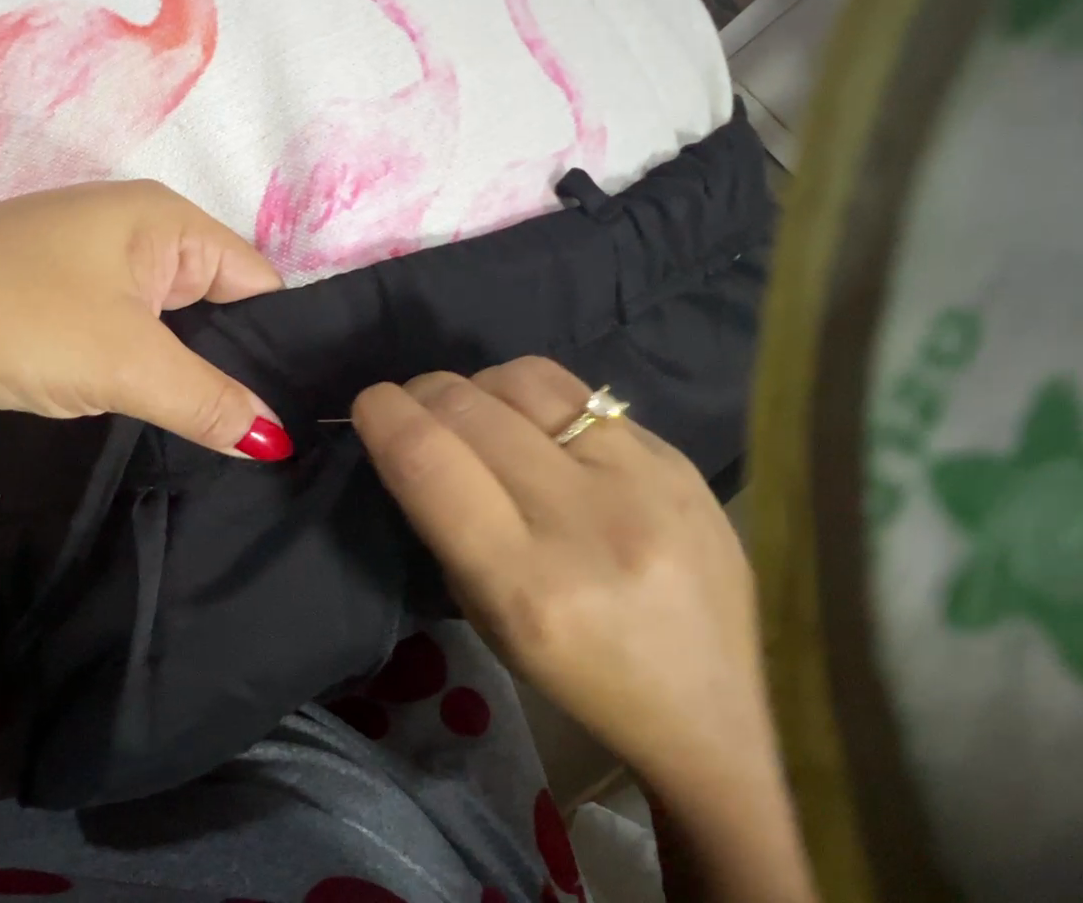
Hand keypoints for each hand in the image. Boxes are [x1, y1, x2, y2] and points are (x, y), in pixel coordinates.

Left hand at [0, 179, 291, 457]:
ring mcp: (89, 262)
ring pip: (167, 324)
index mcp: (165, 218)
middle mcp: (133, 228)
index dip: (278, 346)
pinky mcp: (55, 298)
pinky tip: (151, 413)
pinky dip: (140, 371)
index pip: (257, 280)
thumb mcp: (127, 364)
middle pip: (214, 301)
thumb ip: (210, 401)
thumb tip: (278, 442)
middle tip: (262, 439)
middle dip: (232, 365)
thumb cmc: (20, 322)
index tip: (298, 415)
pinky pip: (124, 334)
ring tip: (217, 436)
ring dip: (184, 374)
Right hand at [351, 360, 780, 801]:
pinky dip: (533, 398)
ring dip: (478, 386)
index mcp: (524, 584)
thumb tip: (416, 441)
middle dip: (422, 394)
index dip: (384, 416)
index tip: (370, 406)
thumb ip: (447, 525)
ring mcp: (642, 480)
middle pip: (470, 408)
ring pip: (524, 379)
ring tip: (476, 412)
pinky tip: (536, 427)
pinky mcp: (678, 458)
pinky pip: (580, 392)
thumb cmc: (577, 674)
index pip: (429, 462)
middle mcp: (584, 521)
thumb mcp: (487, 617)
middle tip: (413, 407)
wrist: (712, 704)